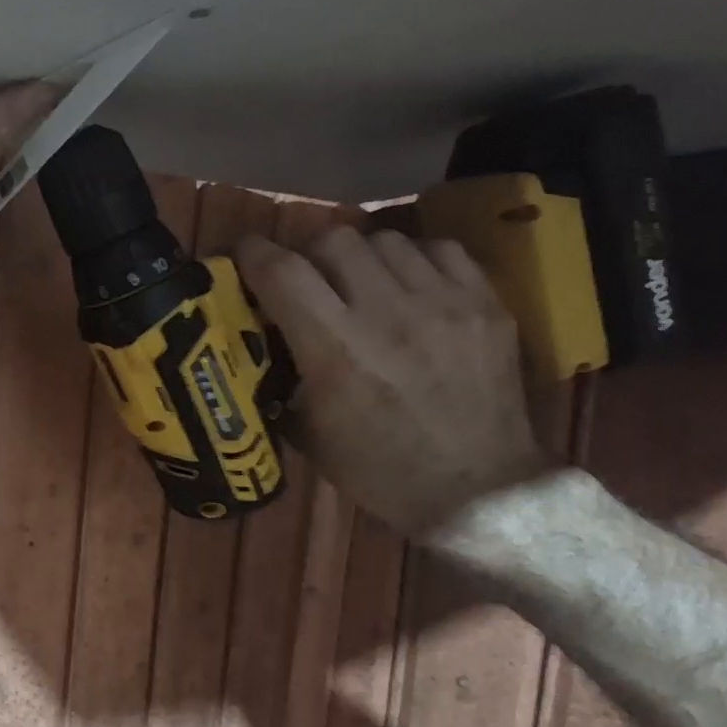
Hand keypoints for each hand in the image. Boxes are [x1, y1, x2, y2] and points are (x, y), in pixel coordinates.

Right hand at [234, 226, 554, 536]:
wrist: (476, 486)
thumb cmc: (376, 468)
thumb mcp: (307, 428)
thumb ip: (285, 373)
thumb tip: (264, 338)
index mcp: (335, 351)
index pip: (284, 274)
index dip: (254, 253)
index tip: (241, 251)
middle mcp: (388, 314)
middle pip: (335, 240)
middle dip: (307, 252)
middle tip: (302, 275)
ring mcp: (444, 303)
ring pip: (387, 240)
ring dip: (359, 255)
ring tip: (355, 280)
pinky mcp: (485, 303)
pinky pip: (440, 249)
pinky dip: (412, 258)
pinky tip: (405, 284)